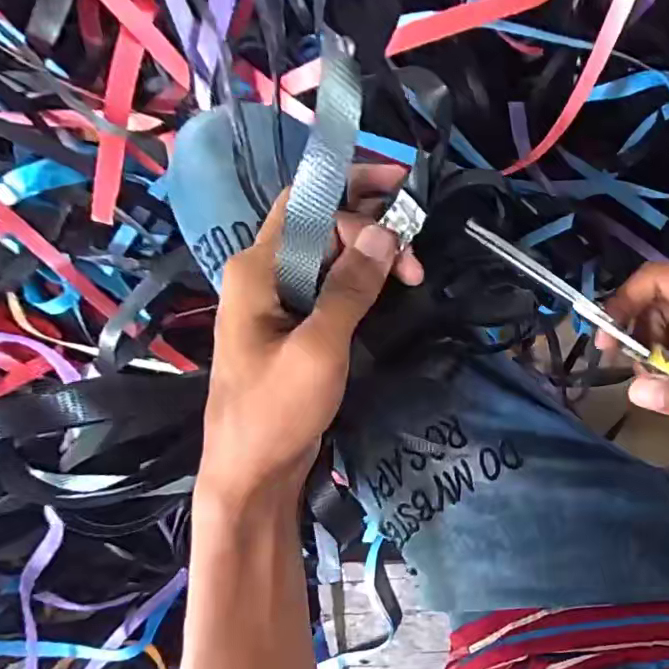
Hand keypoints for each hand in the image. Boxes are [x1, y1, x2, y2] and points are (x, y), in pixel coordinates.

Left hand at [197, 168, 414, 505]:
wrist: (252, 474)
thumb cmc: (275, 411)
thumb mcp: (319, 347)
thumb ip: (351, 288)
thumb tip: (387, 232)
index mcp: (258, 269)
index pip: (308, 206)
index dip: (355, 194)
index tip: (406, 210)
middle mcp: (265, 277)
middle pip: (320, 227)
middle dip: (370, 228)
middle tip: (416, 253)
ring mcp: (280, 305)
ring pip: (329, 259)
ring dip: (371, 258)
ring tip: (411, 276)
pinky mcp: (296, 330)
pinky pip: (331, 290)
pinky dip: (362, 284)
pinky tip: (389, 291)